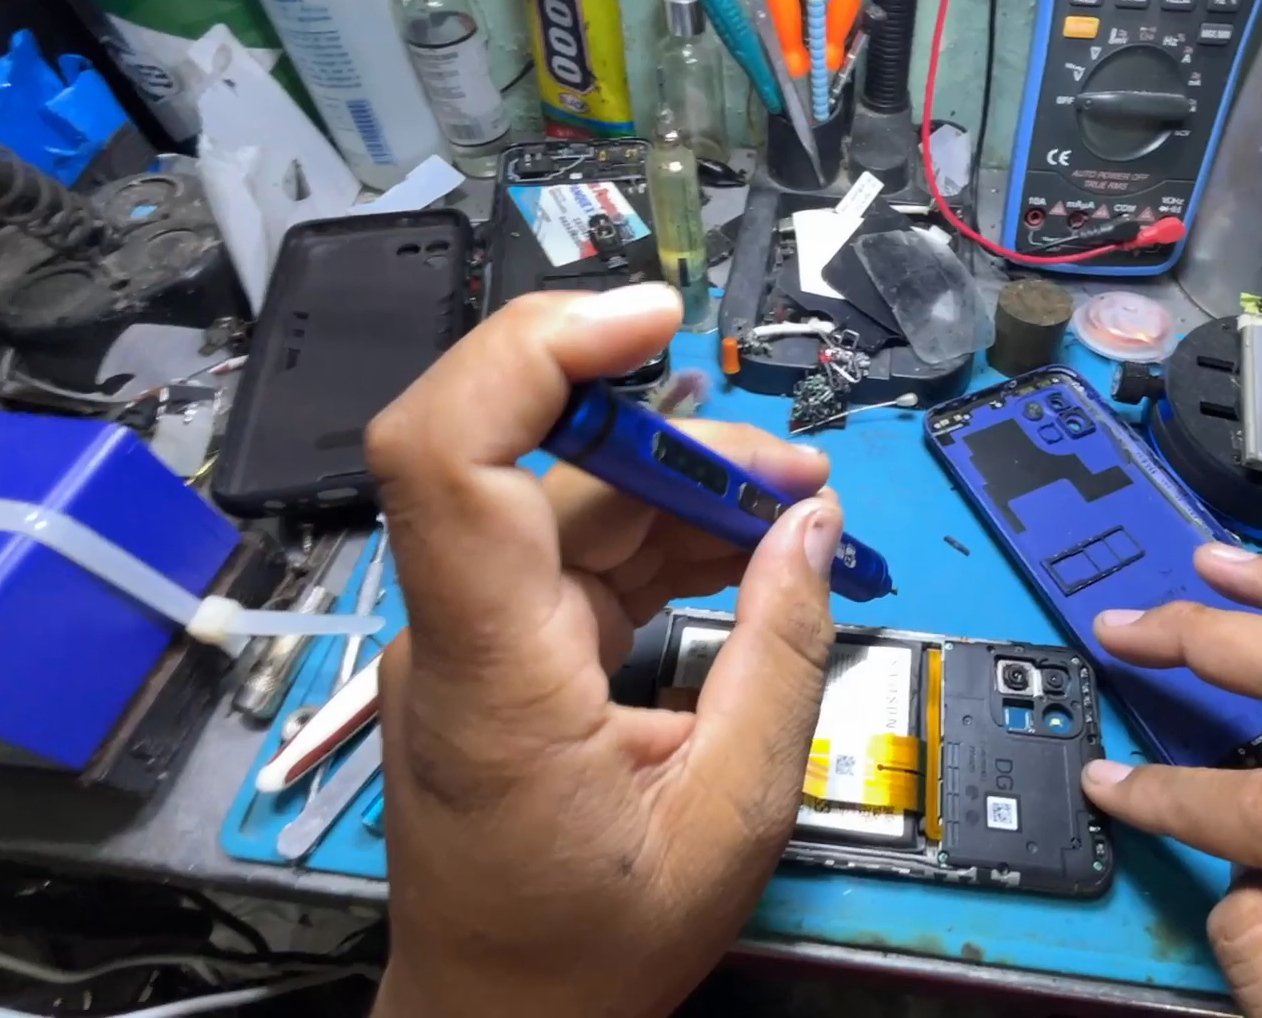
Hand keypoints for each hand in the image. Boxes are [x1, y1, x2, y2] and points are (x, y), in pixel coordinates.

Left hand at [363, 284, 842, 1017]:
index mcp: (491, 669)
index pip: (450, 454)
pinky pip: (597, 552)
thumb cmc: (600, 941)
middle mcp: (467, 626)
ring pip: (588, 503)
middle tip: (799, 481)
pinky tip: (747, 550)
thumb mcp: (733, 810)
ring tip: (794, 514)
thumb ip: (781, 655)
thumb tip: (811, 527)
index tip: (649, 321)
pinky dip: (678, 539)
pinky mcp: (516, 640)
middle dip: (689, 449)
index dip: (536, 354)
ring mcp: (487, 628)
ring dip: (697, 494)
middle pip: (559, 469)